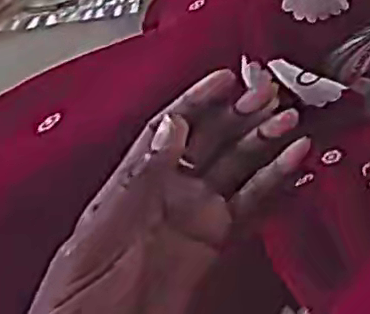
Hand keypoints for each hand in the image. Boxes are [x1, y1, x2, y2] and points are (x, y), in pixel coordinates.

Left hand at [27, 67, 314, 313]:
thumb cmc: (73, 305)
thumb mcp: (95, 241)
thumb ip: (136, 182)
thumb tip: (169, 127)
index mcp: (135, 187)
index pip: (171, 129)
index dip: (199, 100)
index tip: (226, 78)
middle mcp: (170, 192)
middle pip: (214, 138)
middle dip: (242, 112)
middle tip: (267, 94)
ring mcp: (196, 213)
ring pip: (240, 161)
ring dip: (265, 137)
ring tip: (288, 119)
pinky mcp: (217, 237)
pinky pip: (253, 199)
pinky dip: (278, 175)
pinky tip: (295, 156)